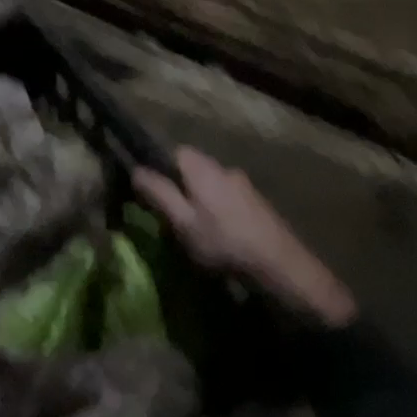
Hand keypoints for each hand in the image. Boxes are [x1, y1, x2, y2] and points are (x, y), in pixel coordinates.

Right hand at [133, 147, 356, 327]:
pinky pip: (227, 197)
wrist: (279, 264)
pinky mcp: (258, 204)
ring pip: (211, 184)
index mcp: (204, 170)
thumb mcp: (181, 221)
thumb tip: (137, 170)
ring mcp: (245, 186)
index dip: (159, 166)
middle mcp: (226, 170)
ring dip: (199, 199)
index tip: (150, 189)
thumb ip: (158, 193)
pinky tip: (218, 233)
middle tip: (169, 213)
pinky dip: (217, 209)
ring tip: (193, 227)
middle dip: (179, 185)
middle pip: (194, 168)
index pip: (175, 152)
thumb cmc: (222, 242)